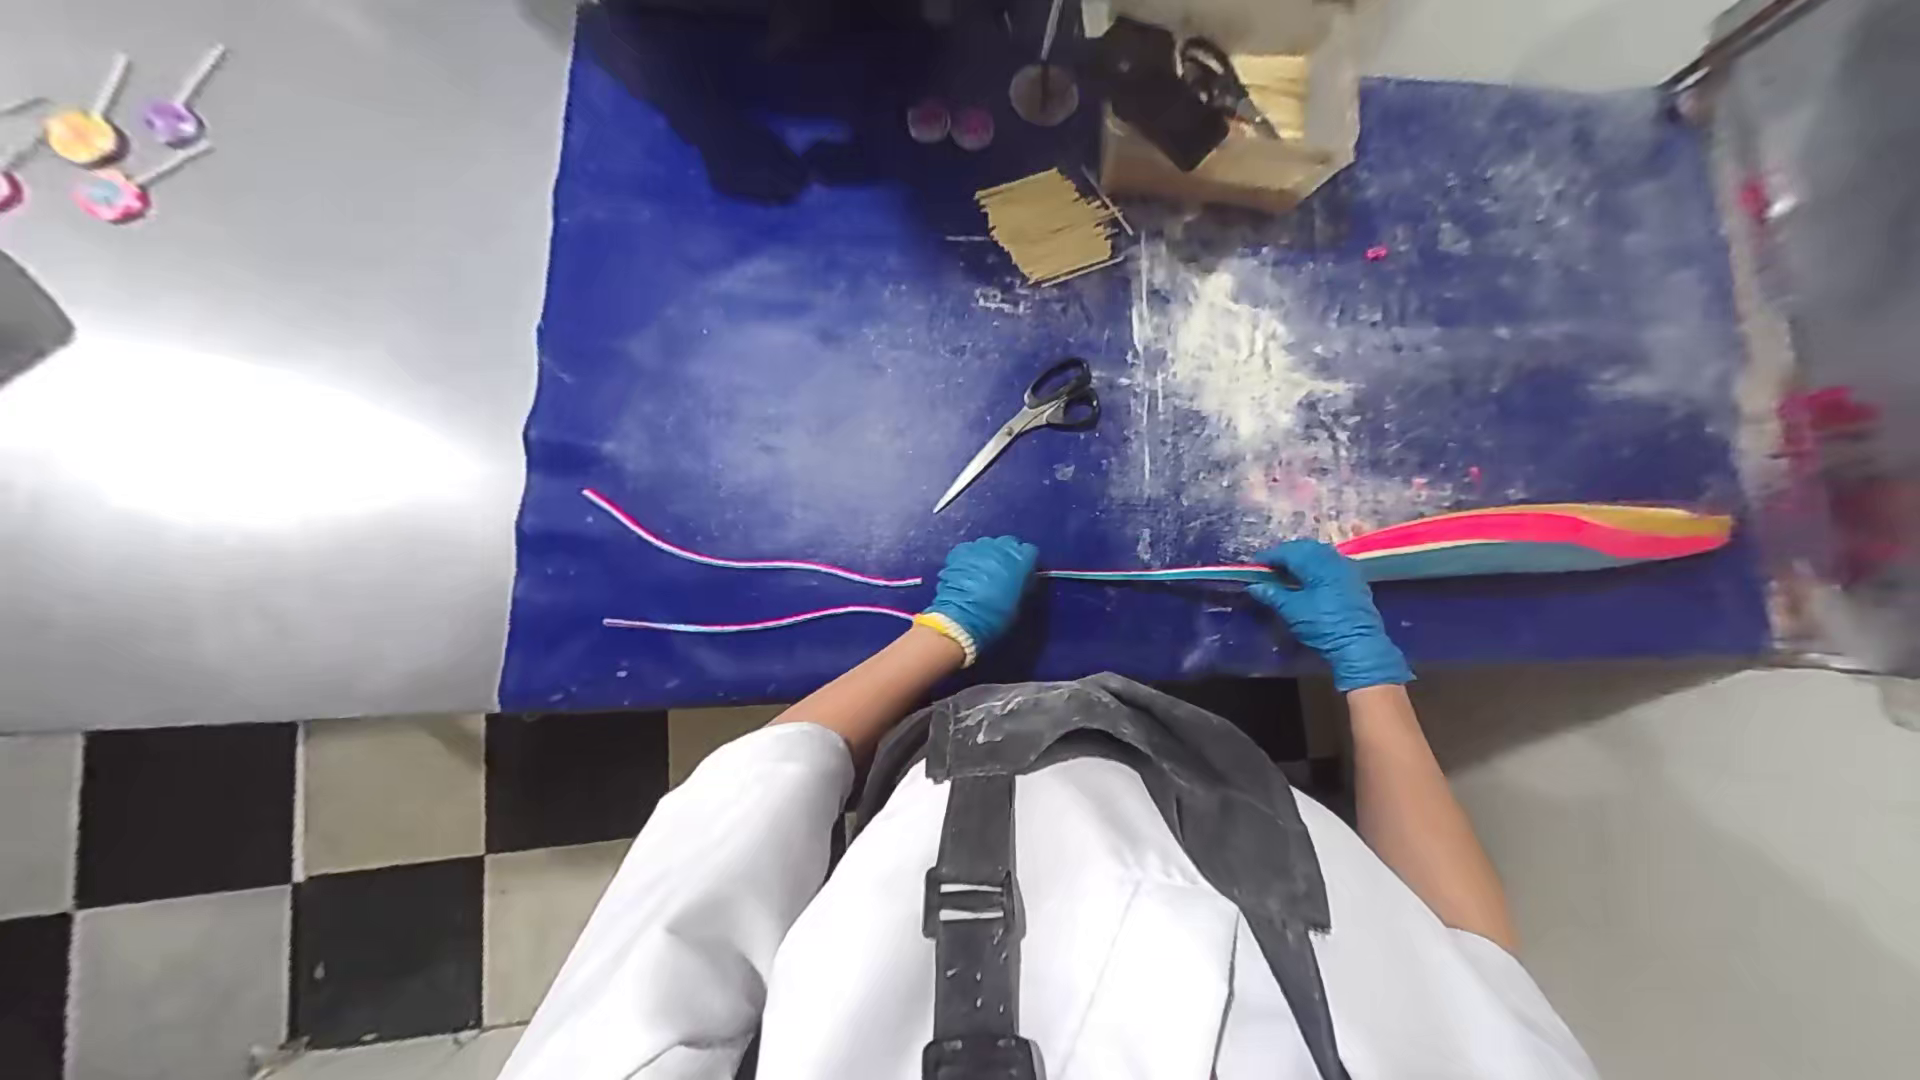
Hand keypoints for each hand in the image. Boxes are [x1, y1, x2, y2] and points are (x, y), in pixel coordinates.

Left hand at [919, 536, 1038, 664]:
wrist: (961, 619)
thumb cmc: (996, 616)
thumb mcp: (1020, 603)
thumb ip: (1024, 585)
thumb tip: (1024, 579)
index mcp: (1021, 560)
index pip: (1029, 552)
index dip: (1025, 564)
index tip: (1022, 575)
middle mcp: (1001, 547)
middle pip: (1008, 544)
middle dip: (1007, 556)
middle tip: (1002, 574)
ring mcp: (979, 547)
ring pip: (988, 545)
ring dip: (988, 556)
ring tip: (983, 573)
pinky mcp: (959, 551)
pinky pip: (968, 550)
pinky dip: (969, 559)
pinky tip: (966, 572)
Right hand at [1247, 539, 1411, 692]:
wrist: (1360, 646)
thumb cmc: (1322, 626)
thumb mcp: (1291, 611)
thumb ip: (1271, 594)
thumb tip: (1253, 586)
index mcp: (1316, 564)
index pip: (1286, 552)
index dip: (1267, 558)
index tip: (1253, 567)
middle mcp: (1333, 560)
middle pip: (1304, 548)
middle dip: (1284, 555)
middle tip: (1268, 568)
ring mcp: (1347, 569)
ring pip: (1319, 553)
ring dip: (1300, 559)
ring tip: (1286, 573)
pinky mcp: (1355, 580)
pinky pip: (1331, 562)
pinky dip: (1315, 565)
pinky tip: (1308, 579)